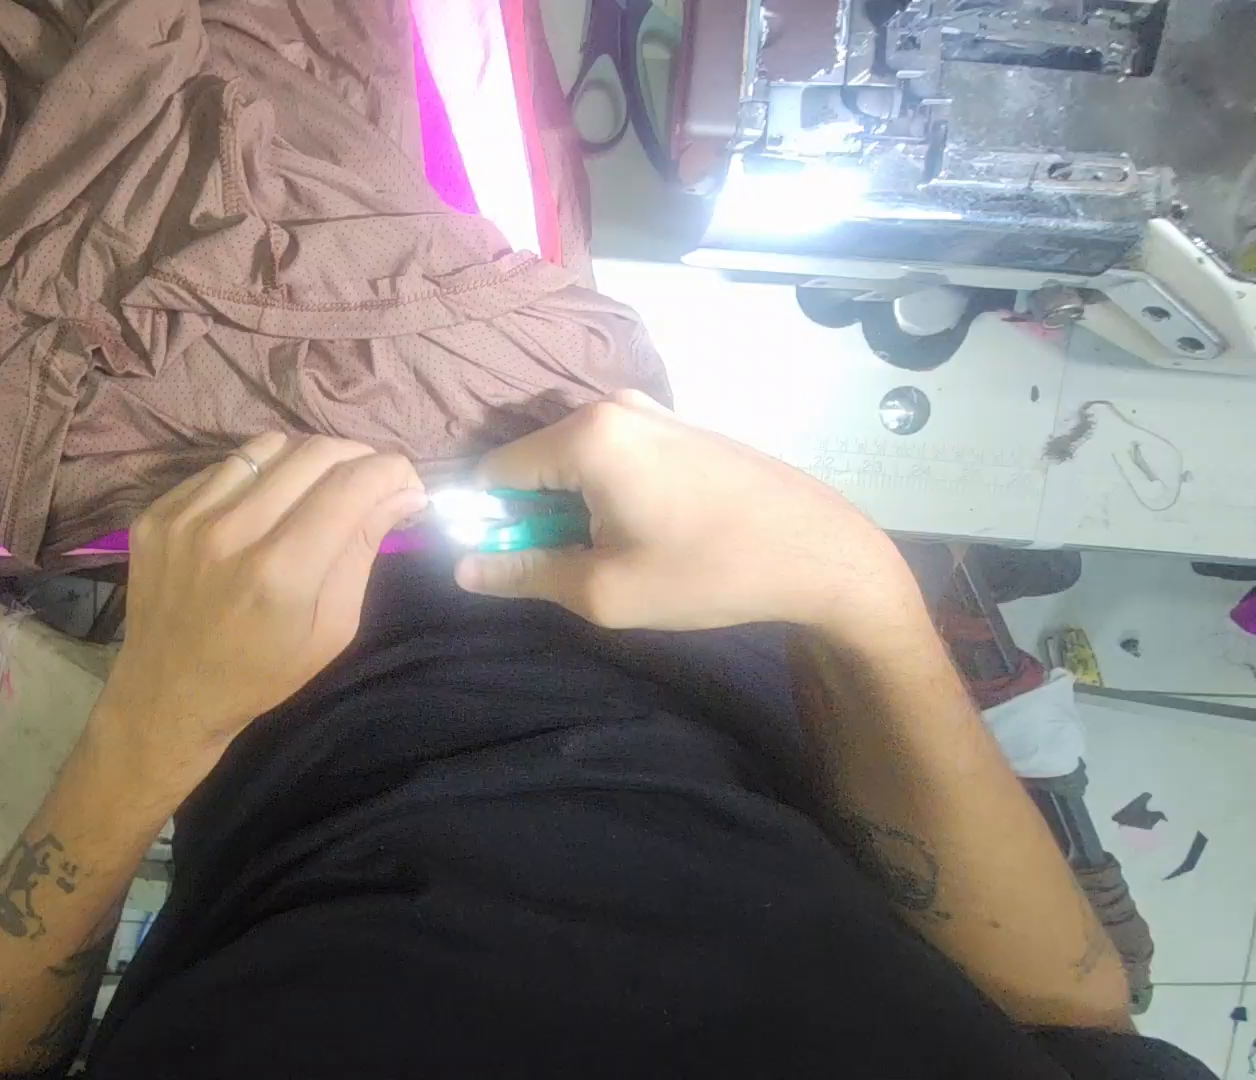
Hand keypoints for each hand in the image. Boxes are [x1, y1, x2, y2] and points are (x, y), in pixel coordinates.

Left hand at [90, 432, 424, 789]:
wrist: (168, 694)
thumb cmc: (261, 674)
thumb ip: (362, 552)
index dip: (392, 471)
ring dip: (306, 459)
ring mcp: (185, 517)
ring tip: (316, 487)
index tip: (407, 482)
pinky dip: (256, 475)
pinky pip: (223, 467)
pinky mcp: (157, 513)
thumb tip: (403, 493)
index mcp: (281, 572)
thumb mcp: (330, 629)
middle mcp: (229, 532)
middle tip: (370, 479)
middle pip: (313, 453)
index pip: (351, 486)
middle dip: (358, 456)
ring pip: (267, 446)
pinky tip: (261, 506)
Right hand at [453, 393, 917, 635]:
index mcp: (584, 437)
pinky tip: (642, 523)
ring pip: (564, 456)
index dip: (487, 520)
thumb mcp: (601, 590)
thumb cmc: (707, 572)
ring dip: (565, 503)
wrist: (825, 553)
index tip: (513, 560)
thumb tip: (460, 569)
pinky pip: (603, 450)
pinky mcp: (671, 420)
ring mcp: (645, 407)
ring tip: (610, 545)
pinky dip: (597, 487)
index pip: (492, 472)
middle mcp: (607, 406)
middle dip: (529, 512)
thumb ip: (521, 573)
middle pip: (528, 460)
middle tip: (570, 559)